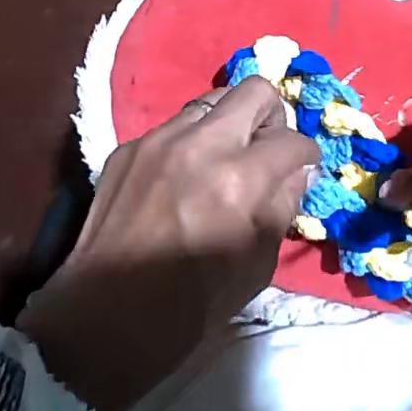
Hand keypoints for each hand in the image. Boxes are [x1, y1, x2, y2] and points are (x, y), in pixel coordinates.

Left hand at [16, 80, 317, 410]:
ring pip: (211, 100)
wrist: (104, 320)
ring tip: (225, 159)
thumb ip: (282, 204)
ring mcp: (157, 140)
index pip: (293, 140)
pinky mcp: (128, 147)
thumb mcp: (257, 264)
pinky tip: (184, 177)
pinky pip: (175, 125)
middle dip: (273, 116)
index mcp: (238, 180)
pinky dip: (192, 142)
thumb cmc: (192, 305)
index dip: (307, 156)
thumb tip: (297, 171)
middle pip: (255, 90)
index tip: (302, 168)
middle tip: (268, 149)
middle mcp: (199, 145)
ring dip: (230, 124)